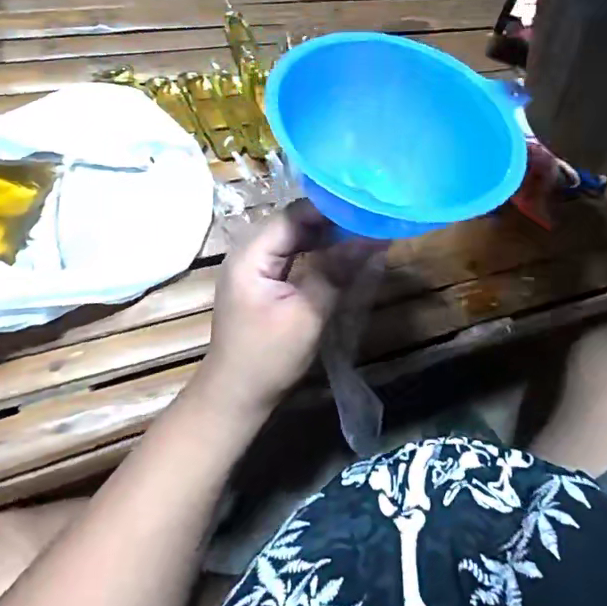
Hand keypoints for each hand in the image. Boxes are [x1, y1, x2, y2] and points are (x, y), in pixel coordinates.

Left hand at [192, 201, 380, 418]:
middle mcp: (249, 251)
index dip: (330, 209)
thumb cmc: (268, 356)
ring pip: (294, 239)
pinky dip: (316, 254)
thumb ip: (335, 270)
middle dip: (331, 221)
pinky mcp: (263, 282)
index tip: (365, 208)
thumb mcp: (308, 313)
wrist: (235, 396)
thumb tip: (371, 237)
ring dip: (326, 238)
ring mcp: (254, 267)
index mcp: (251, 253)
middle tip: (371, 220)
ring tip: (364, 234)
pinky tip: (342, 257)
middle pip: (293, 223)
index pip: (293, 215)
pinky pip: (292, 256)